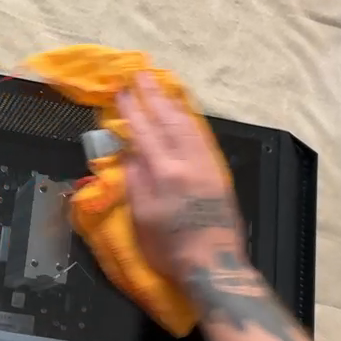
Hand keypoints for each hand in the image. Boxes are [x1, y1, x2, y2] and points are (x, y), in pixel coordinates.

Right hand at [116, 74, 247, 283]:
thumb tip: (128, 153)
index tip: (121, 90)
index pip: (144, 132)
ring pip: (189, 126)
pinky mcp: (219, 174)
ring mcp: (207, 166)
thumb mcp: (142, 218)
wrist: (213, 266)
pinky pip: (203, 138)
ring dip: (174, 104)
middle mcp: (188, 163)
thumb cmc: (170, 249)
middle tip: (142, 74)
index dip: (131, 109)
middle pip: (168, 120)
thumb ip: (135, 181)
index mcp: (164, 173)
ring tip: (163, 87)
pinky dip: (191, 121)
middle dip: (154, 96)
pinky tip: (186, 114)